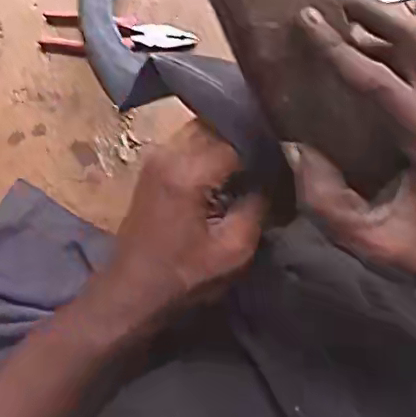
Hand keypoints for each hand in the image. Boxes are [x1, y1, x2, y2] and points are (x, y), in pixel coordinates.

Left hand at [91, 120, 267, 327]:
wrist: (132, 288)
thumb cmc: (183, 275)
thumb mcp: (233, 250)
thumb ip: (256, 207)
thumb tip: (270, 179)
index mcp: (186, 172)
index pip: (236, 141)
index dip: (262, 150)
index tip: (283, 162)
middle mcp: (166, 154)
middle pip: (214, 128)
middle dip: (242, 140)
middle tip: (269, 159)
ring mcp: (154, 157)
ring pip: (199, 132)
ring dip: (224, 144)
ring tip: (250, 165)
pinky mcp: (151, 166)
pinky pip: (186, 145)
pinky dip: (207, 152)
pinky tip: (225, 172)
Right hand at [283, 0, 415, 336]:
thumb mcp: (367, 242)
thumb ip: (323, 199)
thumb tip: (296, 148)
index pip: (382, 82)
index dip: (338, 50)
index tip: (306, 22)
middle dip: (373, 12)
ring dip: (384, 24)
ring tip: (340, 14)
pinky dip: (393, 45)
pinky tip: (362, 48)